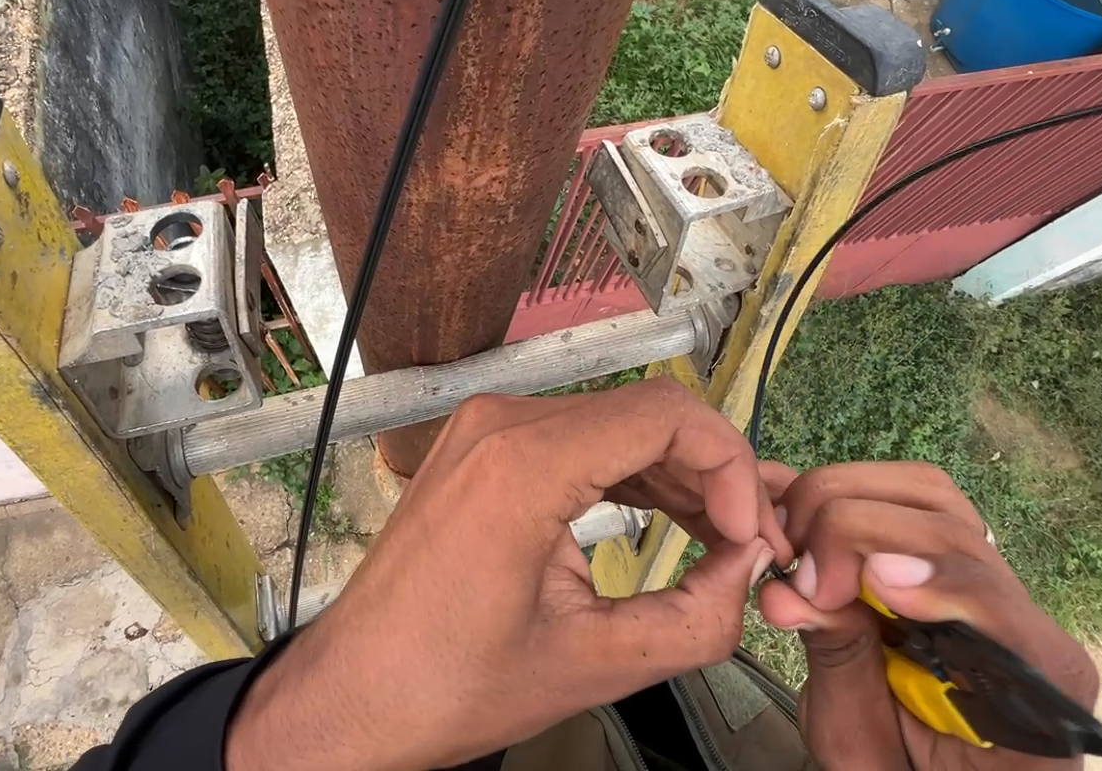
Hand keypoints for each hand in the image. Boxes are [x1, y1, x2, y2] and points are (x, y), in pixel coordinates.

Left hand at [226, 378, 794, 770]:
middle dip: (711, 471)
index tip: (748, 531)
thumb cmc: (443, 683)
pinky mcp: (485, 444)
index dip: (730, 465)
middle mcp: (502, 423)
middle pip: (646, 411)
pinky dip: (630, 471)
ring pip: (617, 421)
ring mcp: (488, 427)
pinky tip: (666, 513)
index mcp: (522, 464)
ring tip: (718, 533)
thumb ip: (695, 619)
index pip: (665, 415)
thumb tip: (745, 568)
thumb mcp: (590, 665)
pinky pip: (579, 437)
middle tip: (746, 539)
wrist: (353, 689)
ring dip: (676, 472)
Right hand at [757, 462, 1099, 769]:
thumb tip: (784, 591)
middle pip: (950, 530)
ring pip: (928, 492)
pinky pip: (906, 496)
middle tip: (796, 573)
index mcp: (1031, 697)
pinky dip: (848, 496)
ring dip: (846, 500)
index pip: (1006, 616)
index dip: (934, 584)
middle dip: (855, 531)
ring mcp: (991, 575)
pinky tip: (811, 530)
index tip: (844, 587)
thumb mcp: (864, 751)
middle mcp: (1024, 620)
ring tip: (799, 545)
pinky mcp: (952, 553)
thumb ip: (838, 668)